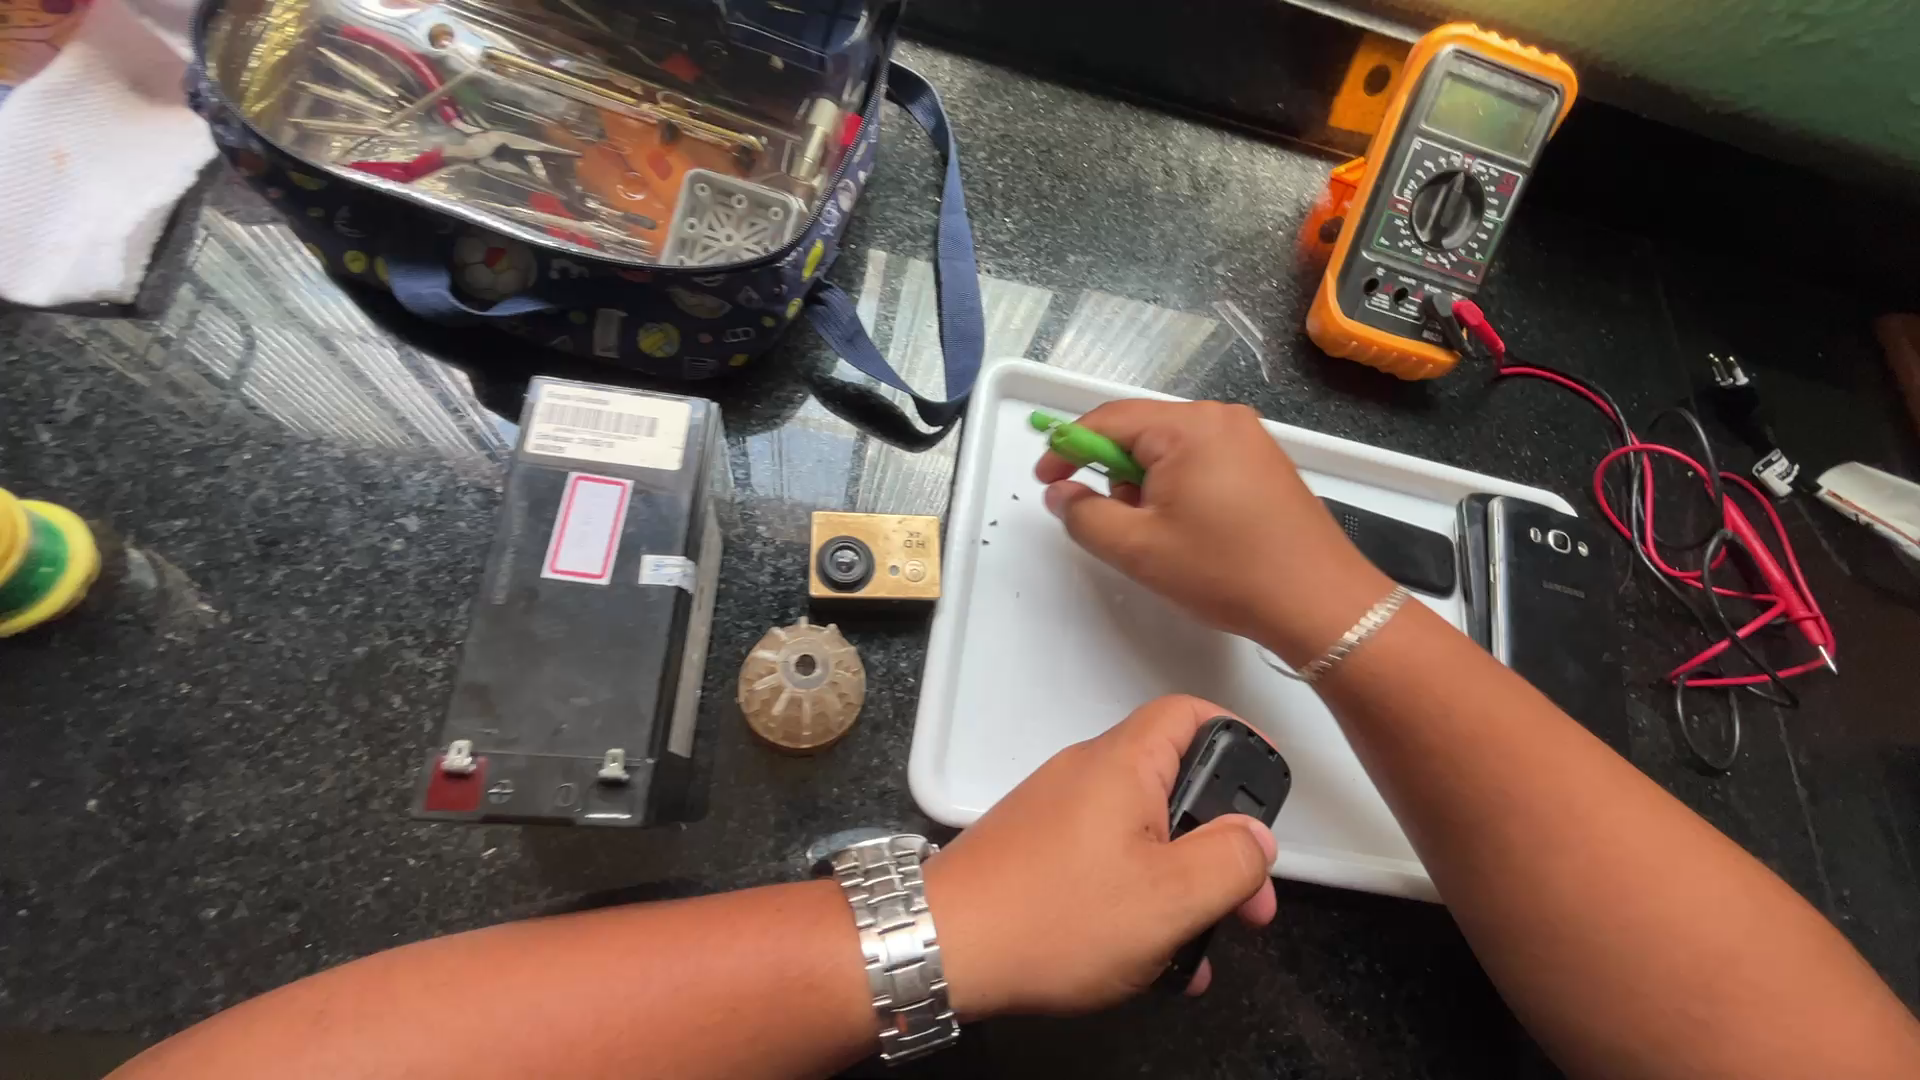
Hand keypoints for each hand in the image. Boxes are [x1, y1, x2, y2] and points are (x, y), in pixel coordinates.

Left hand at [922, 695, 1277, 1018]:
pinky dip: (1140, 892)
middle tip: (1248, 902)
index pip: (1186, 713)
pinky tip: (1152, 955)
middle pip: (1172, 780)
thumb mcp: (1168, 897)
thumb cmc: (1062, 915)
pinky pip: (1107, 855)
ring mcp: (1059, 808)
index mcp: (1122, 764)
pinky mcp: (1040, 844)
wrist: (946, 942)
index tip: (1269, 780)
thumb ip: (1228, 860)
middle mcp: (1088, 772)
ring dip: (1182, 880)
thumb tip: (1255, 834)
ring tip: (1202, 942)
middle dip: (1218, 839)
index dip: (1235, 733)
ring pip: (1143, 829)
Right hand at [1035, 399, 1393, 665]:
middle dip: (1110, 472)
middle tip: (1104, 518)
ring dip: (1143, 483)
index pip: (1106, 419)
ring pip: (1169, 448)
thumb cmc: (1224, 571)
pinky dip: (1175, 486)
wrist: (1319, 602)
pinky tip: (1184, 527)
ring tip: (1151, 533)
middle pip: (1139, 431)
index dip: (1067, 448)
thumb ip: (1083, 514)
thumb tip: (1061, 492)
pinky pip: (1199, 460)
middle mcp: (1220, 418)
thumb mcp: (1137, 548)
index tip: (1046, 482)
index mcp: (1188, 427)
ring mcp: (1248, 437)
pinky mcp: (1263, 462)